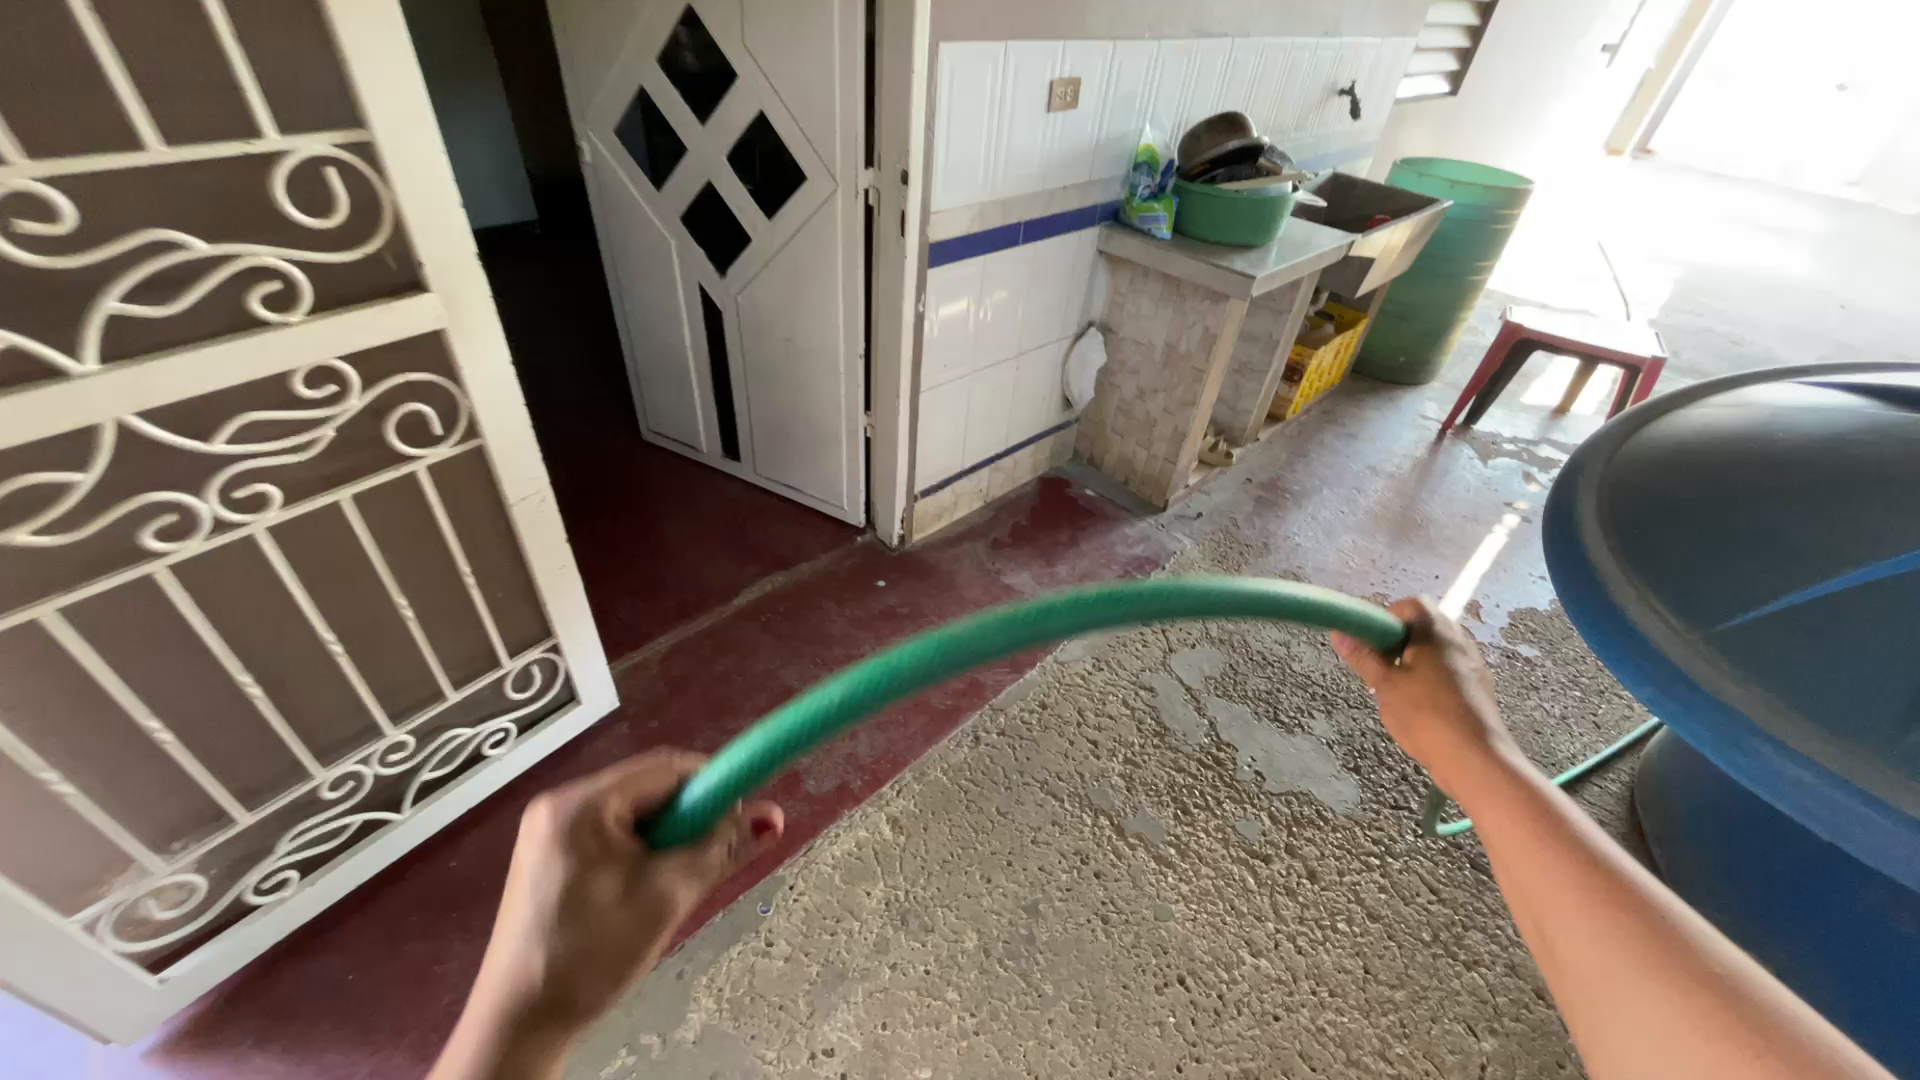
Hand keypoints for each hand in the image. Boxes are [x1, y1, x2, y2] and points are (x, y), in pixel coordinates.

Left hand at [446, 749, 783, 1068]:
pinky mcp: (553, 854)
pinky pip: (615, 832)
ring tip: (679, 879)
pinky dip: (644, 850)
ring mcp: (552, 829)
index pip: (666, 768)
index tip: (742, 815)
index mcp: (580, 804)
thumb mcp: (666, 897)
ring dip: (669, 837)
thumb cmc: (590, 958)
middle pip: (649, 788)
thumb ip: (721, 847)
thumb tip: (774, 816)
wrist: (516, 1029)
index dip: (712, 785)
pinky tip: (649, 886)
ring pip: (636, 812)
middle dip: (690, 816)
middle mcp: (561, 803)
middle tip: (714, 854)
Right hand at [1330, 597, 1519, 794]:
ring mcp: (1473, 665)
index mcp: (1436, 633)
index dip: (1387, 617)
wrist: (1476, 760)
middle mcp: (1459, 641)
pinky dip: (1430, 677)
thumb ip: (1363, 656)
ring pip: (1436, 649)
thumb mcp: (1385, 685)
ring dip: (1413, 660)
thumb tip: (1339, 633)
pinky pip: (1448, 669)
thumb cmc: (1426, 716)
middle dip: (1397, 640)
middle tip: (1380, 666)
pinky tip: (1419, 704)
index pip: (1411, 604)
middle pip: (1424, 625)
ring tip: (1397, 688)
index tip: (1372, 643)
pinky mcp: (1478, 687)